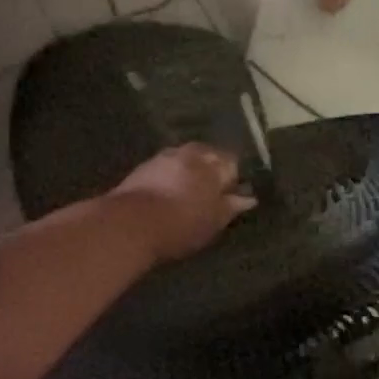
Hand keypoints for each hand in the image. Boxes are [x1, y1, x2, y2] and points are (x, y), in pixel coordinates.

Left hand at [109, 144, 257, 262]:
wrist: (130, 224)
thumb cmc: (181, 224)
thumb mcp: (213, 221)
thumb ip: (231, 207)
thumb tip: (249, 198)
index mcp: (213, 165)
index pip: (232, 162)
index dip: (232, 178)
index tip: (230, 194)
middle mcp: (190, 154)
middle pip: (208, 155)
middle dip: (211, 168)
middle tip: (210, 191)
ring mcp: (165, 157)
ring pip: (185, 158)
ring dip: (189, 169)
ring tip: (188, 190)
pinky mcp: (143, 167)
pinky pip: (165, 166)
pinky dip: (170, 175)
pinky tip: (168, 191)